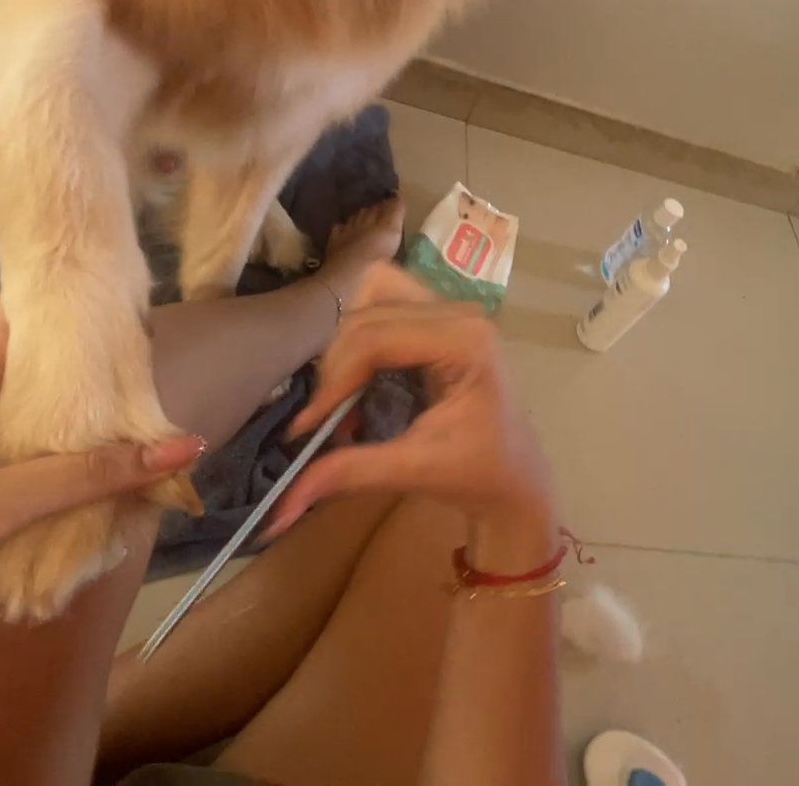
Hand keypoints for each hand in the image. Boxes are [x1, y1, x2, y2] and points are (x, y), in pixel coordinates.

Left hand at [0, 297, 201, 623]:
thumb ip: (82, 479)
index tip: (139, 302)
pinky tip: (100, 478)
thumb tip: (185, 448)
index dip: (78, 299)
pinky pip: (25, 457)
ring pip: (37, 413)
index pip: (26, 310)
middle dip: (100, 365)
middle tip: (164, 374)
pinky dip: (64, 461)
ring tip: (151, 421)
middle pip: (42, 364)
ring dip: (86, 419)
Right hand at [269, 264, 556, 559]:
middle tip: (329, 415)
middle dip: (338, 363)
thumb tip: (280, 506)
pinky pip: (386, 304)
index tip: (310, 427)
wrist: (517, 480)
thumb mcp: (414, 470)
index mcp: (465, 340)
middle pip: (368, 309)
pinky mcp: (443, 319)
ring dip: (349, 342)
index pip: (375, 336)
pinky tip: (362, 381)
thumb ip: (349, 472)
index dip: (335, 378)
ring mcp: (453, 311)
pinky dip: (363, 337)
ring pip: (374, 293)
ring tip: (346, 393)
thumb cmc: (479, 474)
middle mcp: (461, 312)